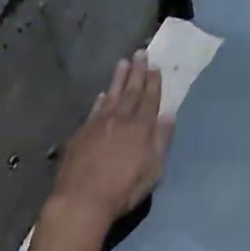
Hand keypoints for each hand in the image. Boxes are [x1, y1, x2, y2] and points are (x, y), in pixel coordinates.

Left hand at [49, 51, 173, 229]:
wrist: (83, 198)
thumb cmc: (124, 189)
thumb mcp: (153, 170)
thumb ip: (161, 140)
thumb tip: (168, 115)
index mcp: (141, 128)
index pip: (149, 100)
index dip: (153, 83)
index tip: (155, 67)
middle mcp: (119, 119)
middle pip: (130, 91)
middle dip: (137, 72)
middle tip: (140, 53)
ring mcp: (98, 124)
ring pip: (111, 95)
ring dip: (118, 79)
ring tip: (123, 63)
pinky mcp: (81, 133)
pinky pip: (95, 108)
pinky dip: (101, 99)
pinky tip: (103, 94)